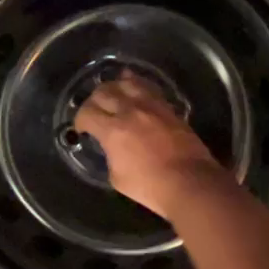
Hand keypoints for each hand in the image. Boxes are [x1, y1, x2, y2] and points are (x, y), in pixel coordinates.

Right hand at [74, 75, 229, 219]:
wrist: (189, 182)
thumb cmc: (150, 186)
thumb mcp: (117, 177)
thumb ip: (110, 155)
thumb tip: (112, 147)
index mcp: (112, 130)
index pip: (86, 113)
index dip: (79, 120)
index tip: (82, 128)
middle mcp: (129, 111)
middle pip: (103, 92)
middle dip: (93, 100)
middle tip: (94, 111)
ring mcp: (151, 106)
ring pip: (127, 82)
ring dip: (114, 86)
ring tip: (112, 93)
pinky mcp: (168, 108)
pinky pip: (149, 88)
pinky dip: (137, 84)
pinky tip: (134, 85)